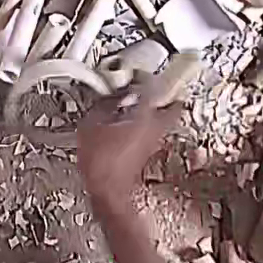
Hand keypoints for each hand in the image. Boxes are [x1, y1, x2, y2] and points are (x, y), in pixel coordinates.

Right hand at [77, 79, 178, 216]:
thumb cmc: (102, 162)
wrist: (108, 192)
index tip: (139, 71)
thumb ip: (101, 105)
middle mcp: (155, 127)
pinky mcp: (147, 152)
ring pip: (163, 118)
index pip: (154, 87)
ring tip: (140, 102)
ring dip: (155, 108)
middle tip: (156, 84)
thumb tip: (105, 97)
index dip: (146, 76)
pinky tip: (130, 123)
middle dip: (165, 93)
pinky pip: (152, 131)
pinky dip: (145, 123)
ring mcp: (153, 141)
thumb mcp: (91, 125)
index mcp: (143, 115)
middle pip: (171, 105)